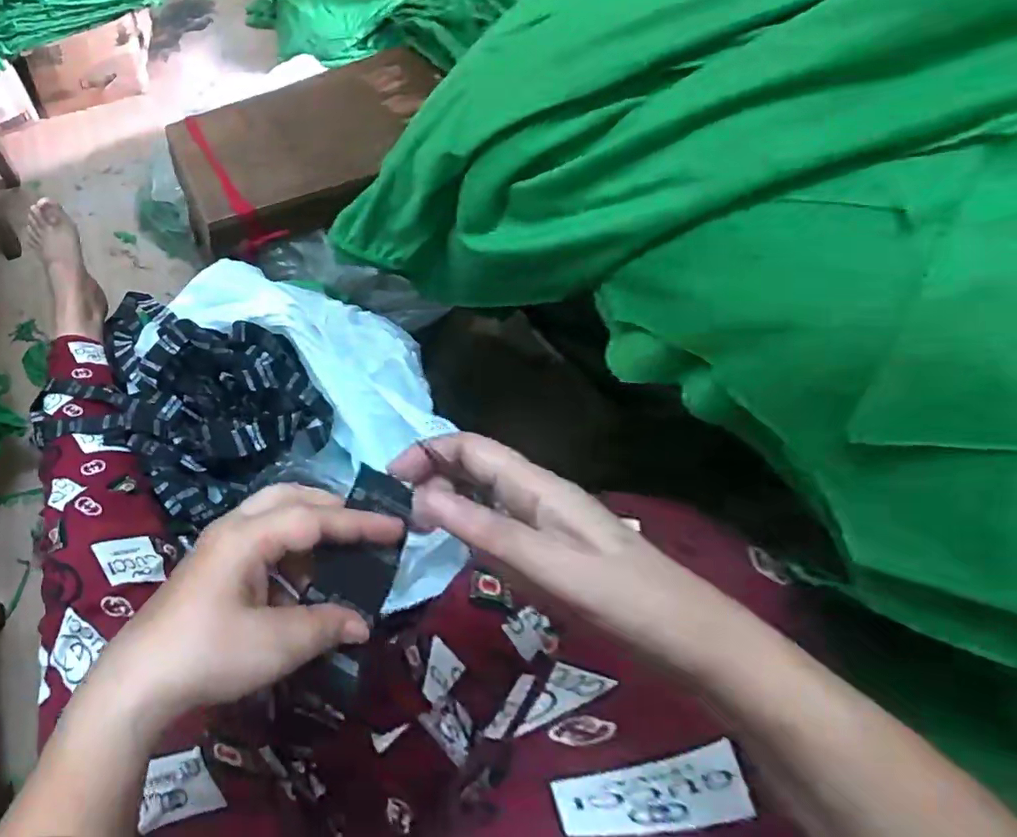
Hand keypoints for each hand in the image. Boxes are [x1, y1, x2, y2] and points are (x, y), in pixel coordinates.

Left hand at [83, 485, 402, 736]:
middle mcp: (229, 530)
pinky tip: (306, 584)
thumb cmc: (210, 650)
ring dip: (306, 530)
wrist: (145, 671)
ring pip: (269, 520)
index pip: (309, 517)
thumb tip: (360, 621)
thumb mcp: (276, 643)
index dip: (356, 522)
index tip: (397, 527)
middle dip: (327, 506)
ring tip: (345, 554)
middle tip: (368, 525)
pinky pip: (259, 545)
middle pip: (283, 499)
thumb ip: (323, 626)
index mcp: (243, 536)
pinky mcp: (214, 568)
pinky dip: (288, 554)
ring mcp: (218, 548)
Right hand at [392, 433, 753, 674]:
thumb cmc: (627, 600)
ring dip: (444, 503)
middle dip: (428, 477)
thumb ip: (481, 528)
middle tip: (399, 514)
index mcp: (536, 486)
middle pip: (468, 467)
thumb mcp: (547, 565)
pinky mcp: (549, 551)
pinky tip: (460, 555)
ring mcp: (543, 523)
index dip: (424, 452)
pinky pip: (494, 526)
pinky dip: (467, 529)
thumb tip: (416, 496)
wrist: (705, 650)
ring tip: (418, 532)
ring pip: (478, 496)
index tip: (390, 482)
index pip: (467, 446)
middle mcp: (535, 495)